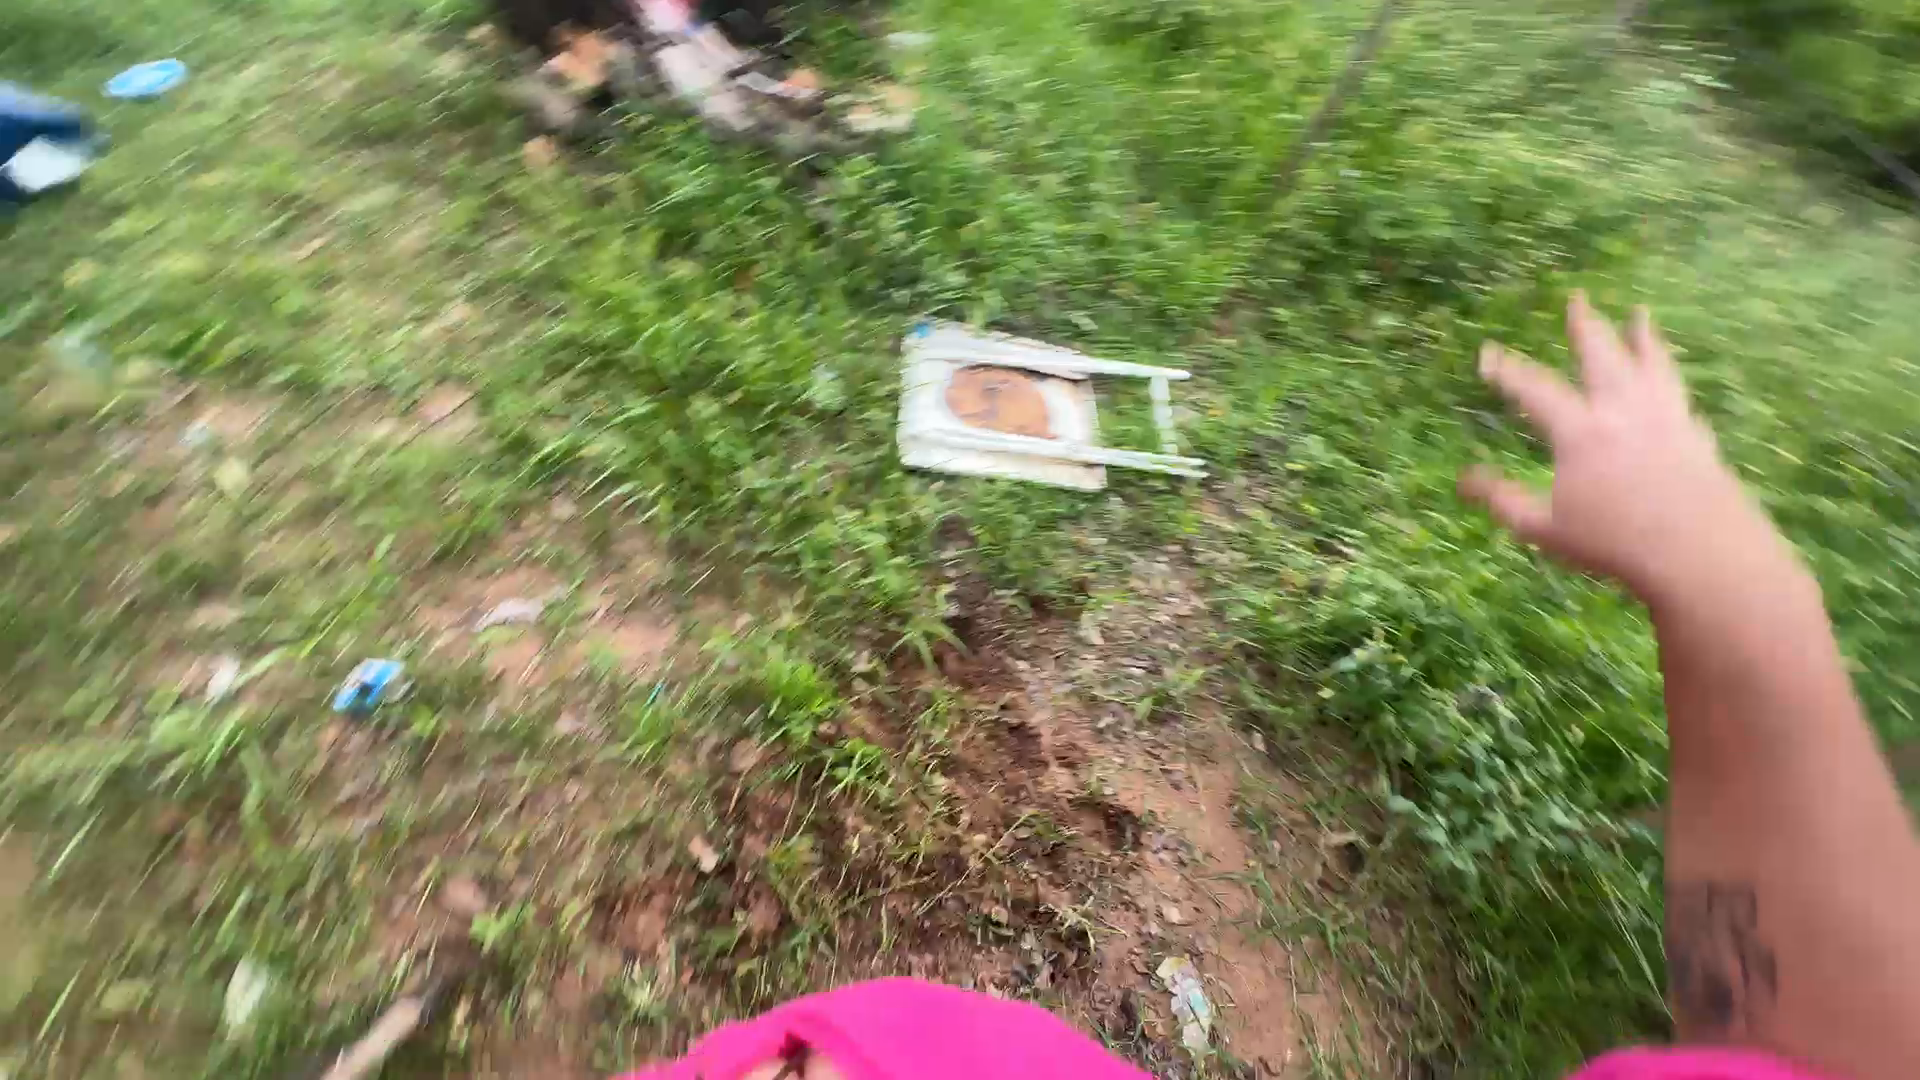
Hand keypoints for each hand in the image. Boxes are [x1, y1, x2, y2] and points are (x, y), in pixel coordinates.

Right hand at [1461, 293, 1787, 607]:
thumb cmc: (1611, 544)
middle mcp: (1626, 415)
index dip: (1506, 371)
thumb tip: (1462, 478)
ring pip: (1653, 367)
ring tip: (1640, 315)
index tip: (1486, 354)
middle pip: (1604, 358)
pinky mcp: (1697, 439)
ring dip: (1642, 338)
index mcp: (1582, 433)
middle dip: (1587, 327)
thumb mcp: (1540, 527)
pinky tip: (1665, 378)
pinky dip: (1667, 377)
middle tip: (1579, 299)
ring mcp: (1668, 422)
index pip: (1535, 390)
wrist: (1705, 559)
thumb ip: (1500, 498)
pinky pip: (1678, 394)